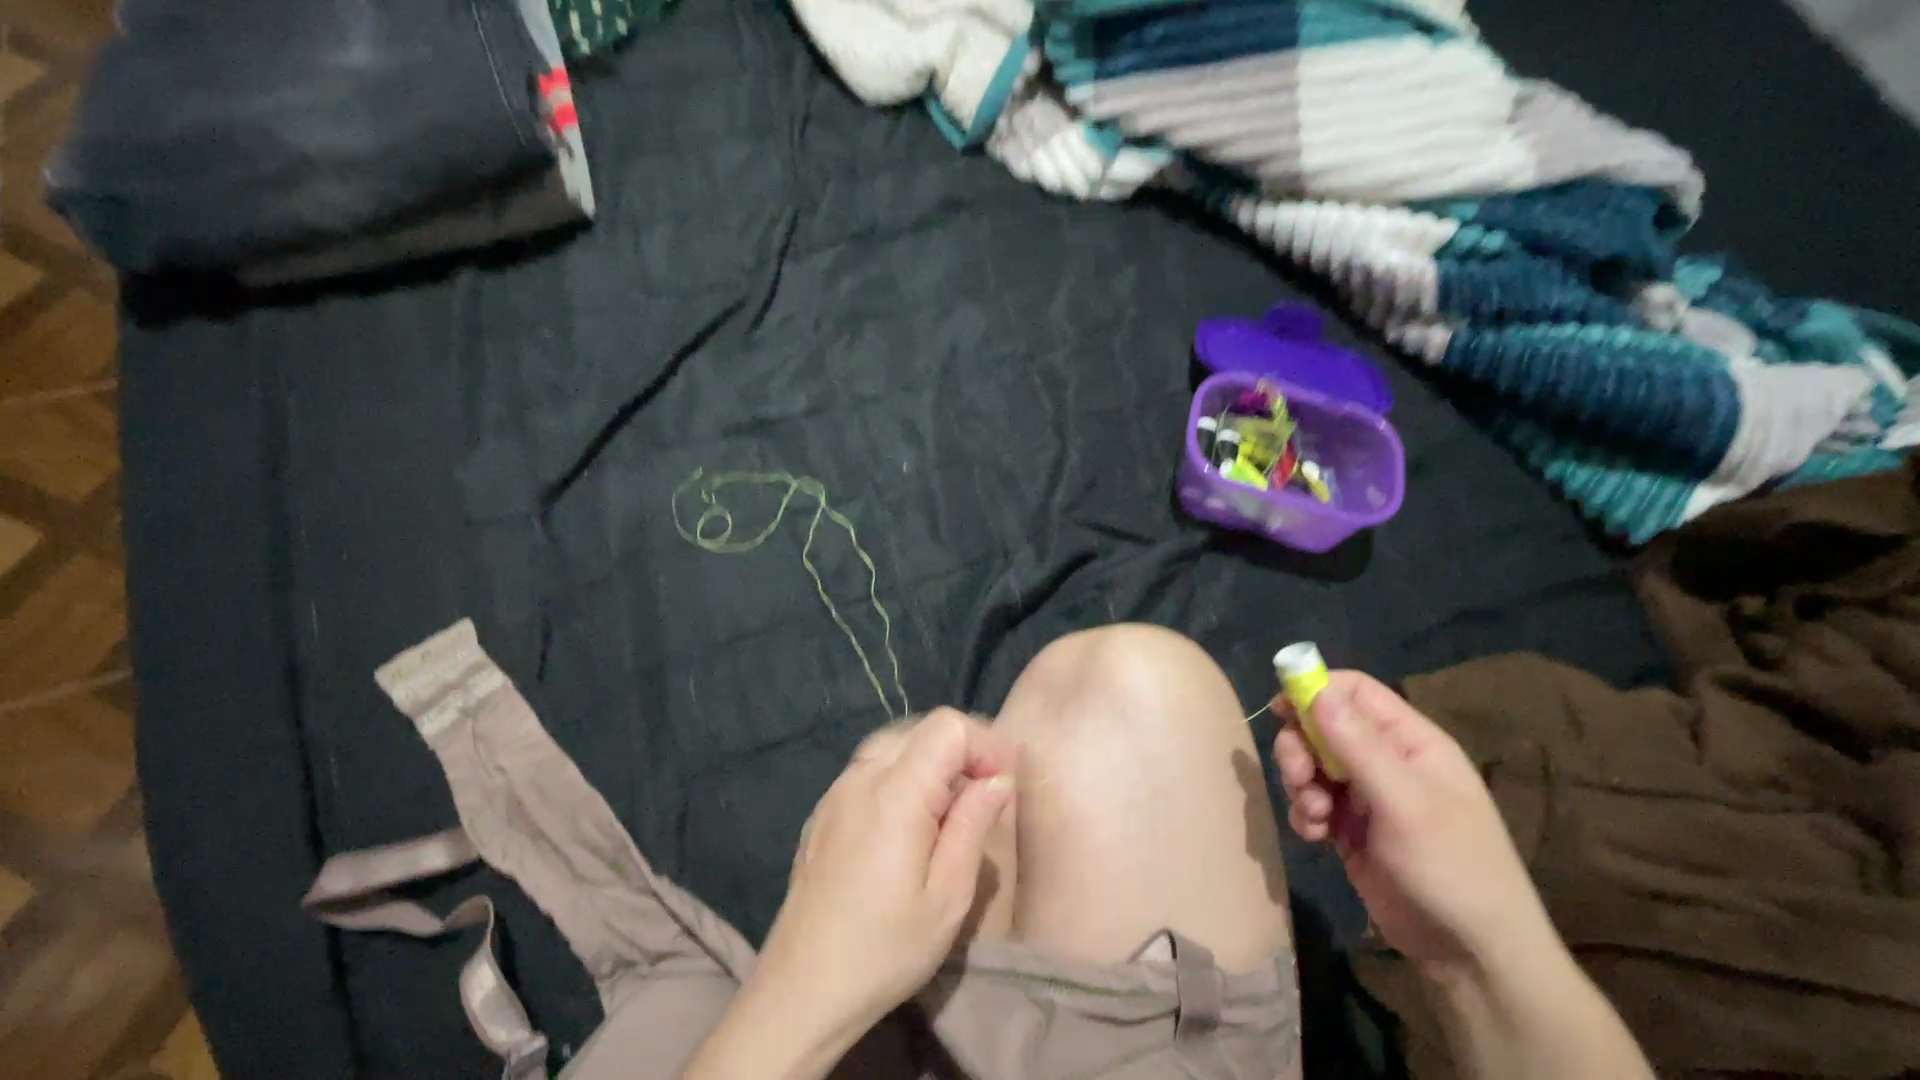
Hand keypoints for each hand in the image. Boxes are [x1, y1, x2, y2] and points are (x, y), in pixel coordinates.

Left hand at [757, 708, 1017, 1034]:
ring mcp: (834, 795)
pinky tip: (908, 824)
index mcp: (894, 792)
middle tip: (985, 797)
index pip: (946, 727)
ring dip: (929, 762)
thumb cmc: (885, 950)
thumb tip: (997, 781)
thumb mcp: (948, 896)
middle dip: (961, 751)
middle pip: (919, 730)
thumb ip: (973, 825)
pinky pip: (867, 772)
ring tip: (950, 810)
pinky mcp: (821, 815)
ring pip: (891, 746)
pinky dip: (898, 777)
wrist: (802, 990)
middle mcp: (860, 779)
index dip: (984, 744)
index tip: (1004, 784)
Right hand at [1272, 673, 1554, 974]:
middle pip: (1323, 727)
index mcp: (1411, 742)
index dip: (1315, 691)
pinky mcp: (1351, 831)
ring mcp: (1367, 797)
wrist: (1471, 954)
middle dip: (1301, 748)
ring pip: (1312, 766)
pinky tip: (1317, 839)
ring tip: (1316, 818)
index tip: (1279, 710)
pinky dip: (1306, 816)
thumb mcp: (1405, 802)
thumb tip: (1315, 690)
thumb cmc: (1451, 867)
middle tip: (1298, 776)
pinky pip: (1313, 805)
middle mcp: (1388, 762)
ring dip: (1301, 786)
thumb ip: (1358, 745)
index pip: (1355, 692)